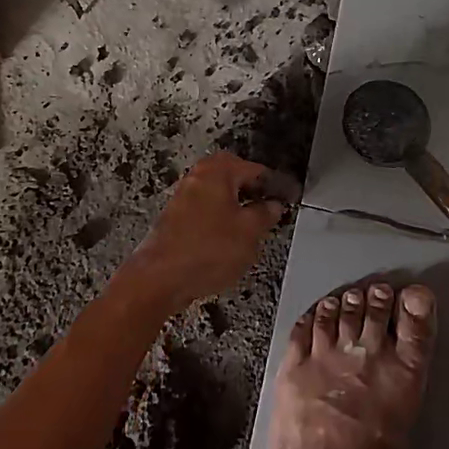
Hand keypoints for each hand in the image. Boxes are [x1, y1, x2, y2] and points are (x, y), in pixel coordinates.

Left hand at [124, 152, 299, 309]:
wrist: (159, 279)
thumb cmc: (206, 250)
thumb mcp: (249, 232)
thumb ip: (265, 214)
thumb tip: (273, 206)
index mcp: (216, 172)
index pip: (255, 169)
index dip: (276, 183)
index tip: (289, 195)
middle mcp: (196, 178)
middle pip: (232, 175)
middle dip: (252, 188)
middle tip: (270, 203)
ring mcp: (182, 198)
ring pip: (217, 193)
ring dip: (236, 203)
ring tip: (252, 224)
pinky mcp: (174, 220)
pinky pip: (205, 210)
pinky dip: (220, 218)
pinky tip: (228, 238)